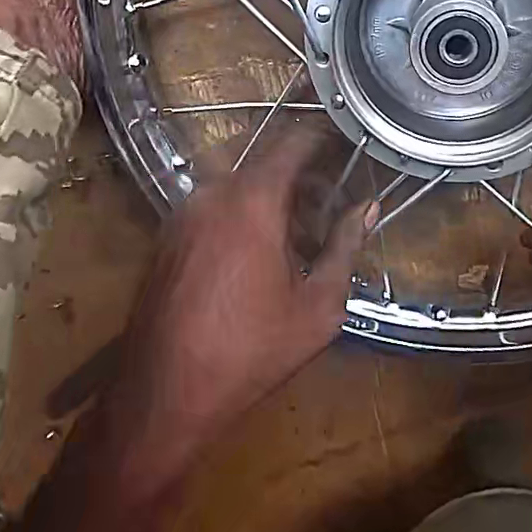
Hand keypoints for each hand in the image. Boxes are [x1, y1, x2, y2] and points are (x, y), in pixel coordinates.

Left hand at [0, 131, 372, 531]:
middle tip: (330, 202)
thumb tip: (368, 208)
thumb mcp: (317, 305)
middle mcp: (212, 193)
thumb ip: (345, 247)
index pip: (292, 142)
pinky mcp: (167, 236)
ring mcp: (183, 213)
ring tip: (299, 233)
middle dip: (302, 173)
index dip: (323, 136)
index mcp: (252, 201)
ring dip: (272, 194)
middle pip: (265, 161)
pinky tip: (260, 252)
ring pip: (238, 182)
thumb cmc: (250, 351)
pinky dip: (243, 210)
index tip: (347, 144)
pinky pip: (214, 204)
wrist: (163, 395)